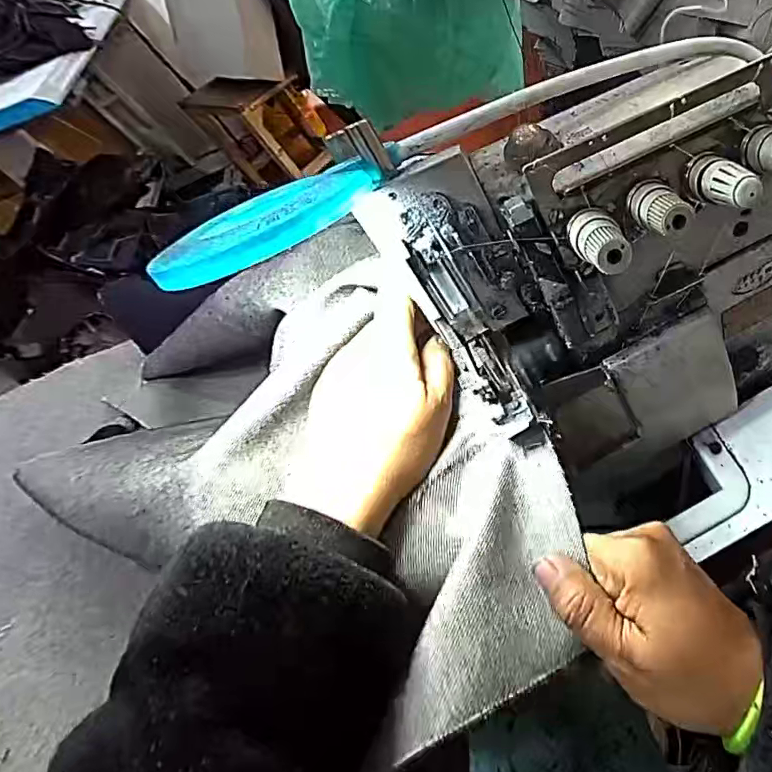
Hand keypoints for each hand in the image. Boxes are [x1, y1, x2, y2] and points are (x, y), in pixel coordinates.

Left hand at [283, 292, 455, 536]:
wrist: (342, 495)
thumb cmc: (392, 455)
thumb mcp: (438, 406)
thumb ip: (440, 361)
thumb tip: (439, 337)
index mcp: (385, 351)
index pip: (397, 296)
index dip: (416, 281)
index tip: (431, 275)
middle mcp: (355, 352)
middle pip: (388, 317)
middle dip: (415, 322)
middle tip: (440, 342)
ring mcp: (338, 369)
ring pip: (375, 340)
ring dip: (397, 346)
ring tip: (417, 378)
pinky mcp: (330, 387)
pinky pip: (361, 361)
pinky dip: (380, 365)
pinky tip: (392, 395)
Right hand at [535, 522, 762, 735]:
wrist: (747, 678)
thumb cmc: (690, 676)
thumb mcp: (622, 652)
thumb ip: (579, 606)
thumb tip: (544, 566)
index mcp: (636, 554)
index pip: (570, 552)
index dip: (565, 590)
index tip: (576, 622)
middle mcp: (650, 537)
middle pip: (588, 558)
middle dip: (587, 597)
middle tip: (607, 638)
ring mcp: (662, 546)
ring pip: (604, 568)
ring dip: (606, 601)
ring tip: (627, 635)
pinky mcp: (669, 560)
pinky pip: (626, 571)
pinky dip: (623, 598)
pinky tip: (639, 626)